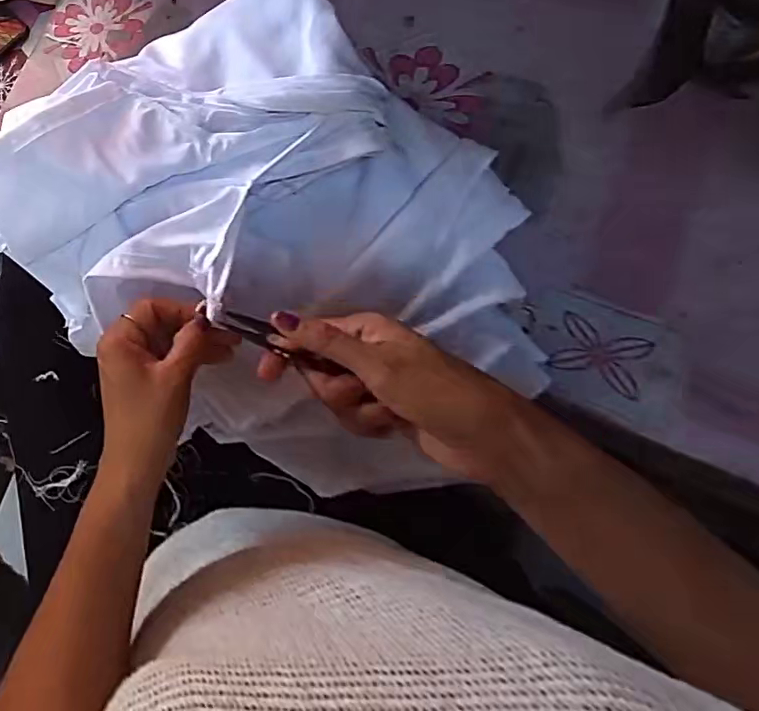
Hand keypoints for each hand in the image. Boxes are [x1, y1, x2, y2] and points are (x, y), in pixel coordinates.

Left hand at [96, 300, 237, 488]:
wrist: (135, 463)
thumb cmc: (151, 418)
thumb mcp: (175, 376)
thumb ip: (190, 342)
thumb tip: (204, 316)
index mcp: (118, 338)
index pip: (150, 307)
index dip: (182, 309)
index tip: (213, 319)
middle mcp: (119, 344)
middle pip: (158, 322)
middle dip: (193, 327)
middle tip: (230, 335)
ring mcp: (129, 361)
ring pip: (165, 340)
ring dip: (195, 342)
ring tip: (229, 348)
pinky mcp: (140, 377)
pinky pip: (164, 356)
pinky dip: (187, 356)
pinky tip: (214, 359)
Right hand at [261, 311, 540, 484]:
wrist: (491, 441)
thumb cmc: (435, 391)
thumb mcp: (375, 364)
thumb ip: (323, 342)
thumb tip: (278, 317)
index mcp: (364, 330)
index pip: (307, 334)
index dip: (285, 351)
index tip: (267, 374)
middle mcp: (365, 351)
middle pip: (317, 368)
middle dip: (332, 388)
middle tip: (359, 393)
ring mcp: (374, 381)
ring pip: (332, 395)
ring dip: (353, 409)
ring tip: (387, 412)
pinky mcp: (383, 408)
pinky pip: (351, 414)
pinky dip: (366, 422)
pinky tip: (392, 425)